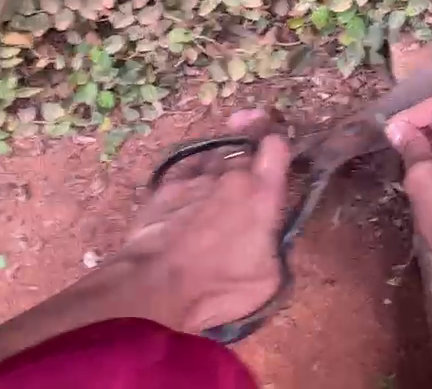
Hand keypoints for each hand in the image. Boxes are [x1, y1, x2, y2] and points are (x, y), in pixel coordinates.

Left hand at [99, 109, 289, 333]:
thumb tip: (274, 242)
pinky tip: (193, 181)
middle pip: (245, 142)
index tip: (275, 148)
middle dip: (250, 141)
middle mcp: (233, 176)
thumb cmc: (217, 288)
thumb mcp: (267, 279)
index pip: (277, 145)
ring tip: (221, 170)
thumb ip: (277, 248)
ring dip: (222, 158)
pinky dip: (194, 170)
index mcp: (263, 193)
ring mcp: (197, 179)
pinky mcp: (166, 188)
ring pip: (216, 153)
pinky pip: (187, 166)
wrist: (153, 291)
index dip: (277, 142)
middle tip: (250, 151)